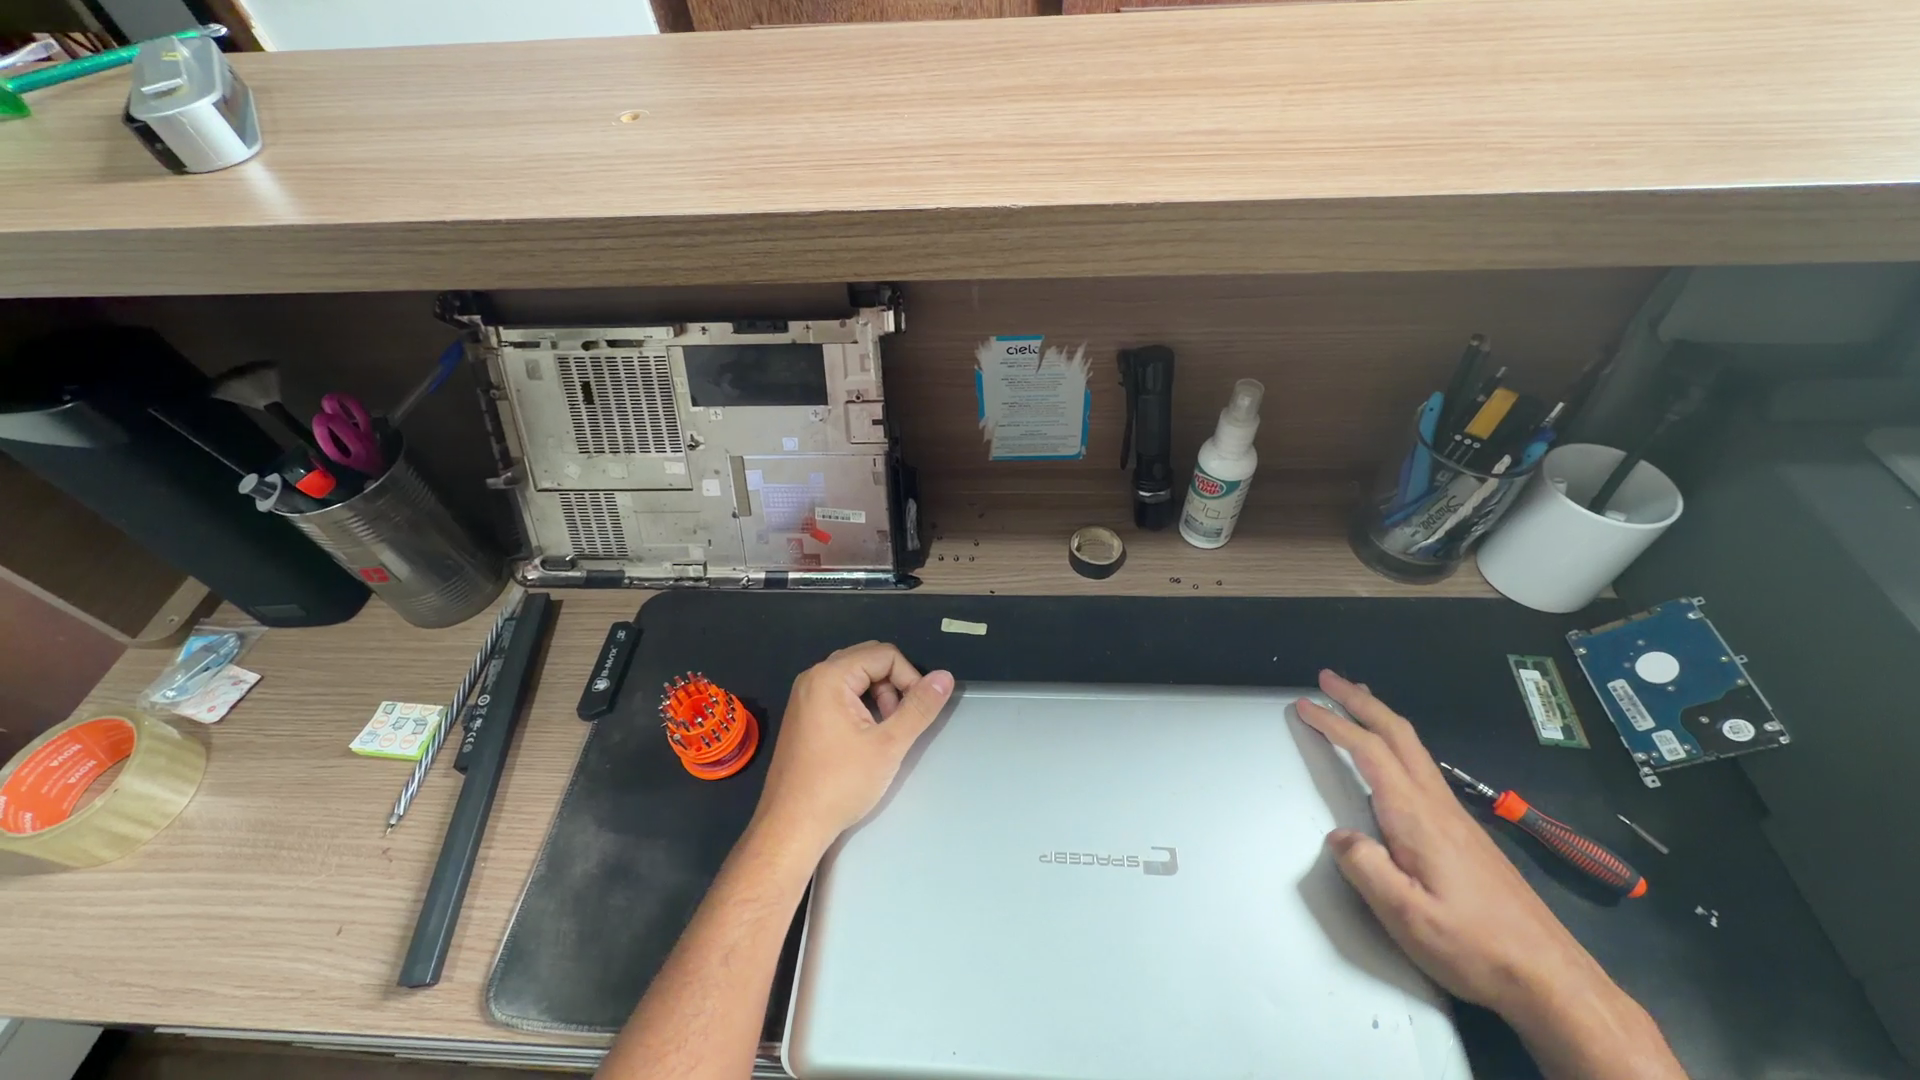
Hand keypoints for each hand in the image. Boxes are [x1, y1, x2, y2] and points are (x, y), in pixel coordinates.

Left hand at [751, 641, 954, 851]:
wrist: (792, 826)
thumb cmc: (839, 784)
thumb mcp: (888, 745)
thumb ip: (919, 708)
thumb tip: (945, 677)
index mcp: (829, 677)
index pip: (884, 654)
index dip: (909, 678)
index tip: (917, 712)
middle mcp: (813, 678)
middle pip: (868, 660)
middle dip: (894, 686)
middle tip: (899, 722)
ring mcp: (805, 697)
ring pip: (856, 679)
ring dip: (879, 698)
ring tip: (884, 734)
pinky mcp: (804, 717)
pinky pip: (840, 695)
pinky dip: (861, 707)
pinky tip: (865, 739)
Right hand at [1293, 670, 1615, 1019]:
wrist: (1548, 975)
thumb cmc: (1474, 946)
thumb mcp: (1407, 917)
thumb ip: (1366, 869)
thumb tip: (1338, 835)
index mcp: (1417, 818)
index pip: (1370, 753)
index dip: (1335, 724)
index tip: (1306, 706)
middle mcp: (1438, 806)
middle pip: (1398, 735)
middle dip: (1360, 702)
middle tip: (1329, 679)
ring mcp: (1456, 818)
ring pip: (1414, 749)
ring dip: (1381, 717)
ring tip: (1358, 700)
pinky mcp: (1465, 834)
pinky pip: (1423, 768)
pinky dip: (1397, 743)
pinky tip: (1393, 756)